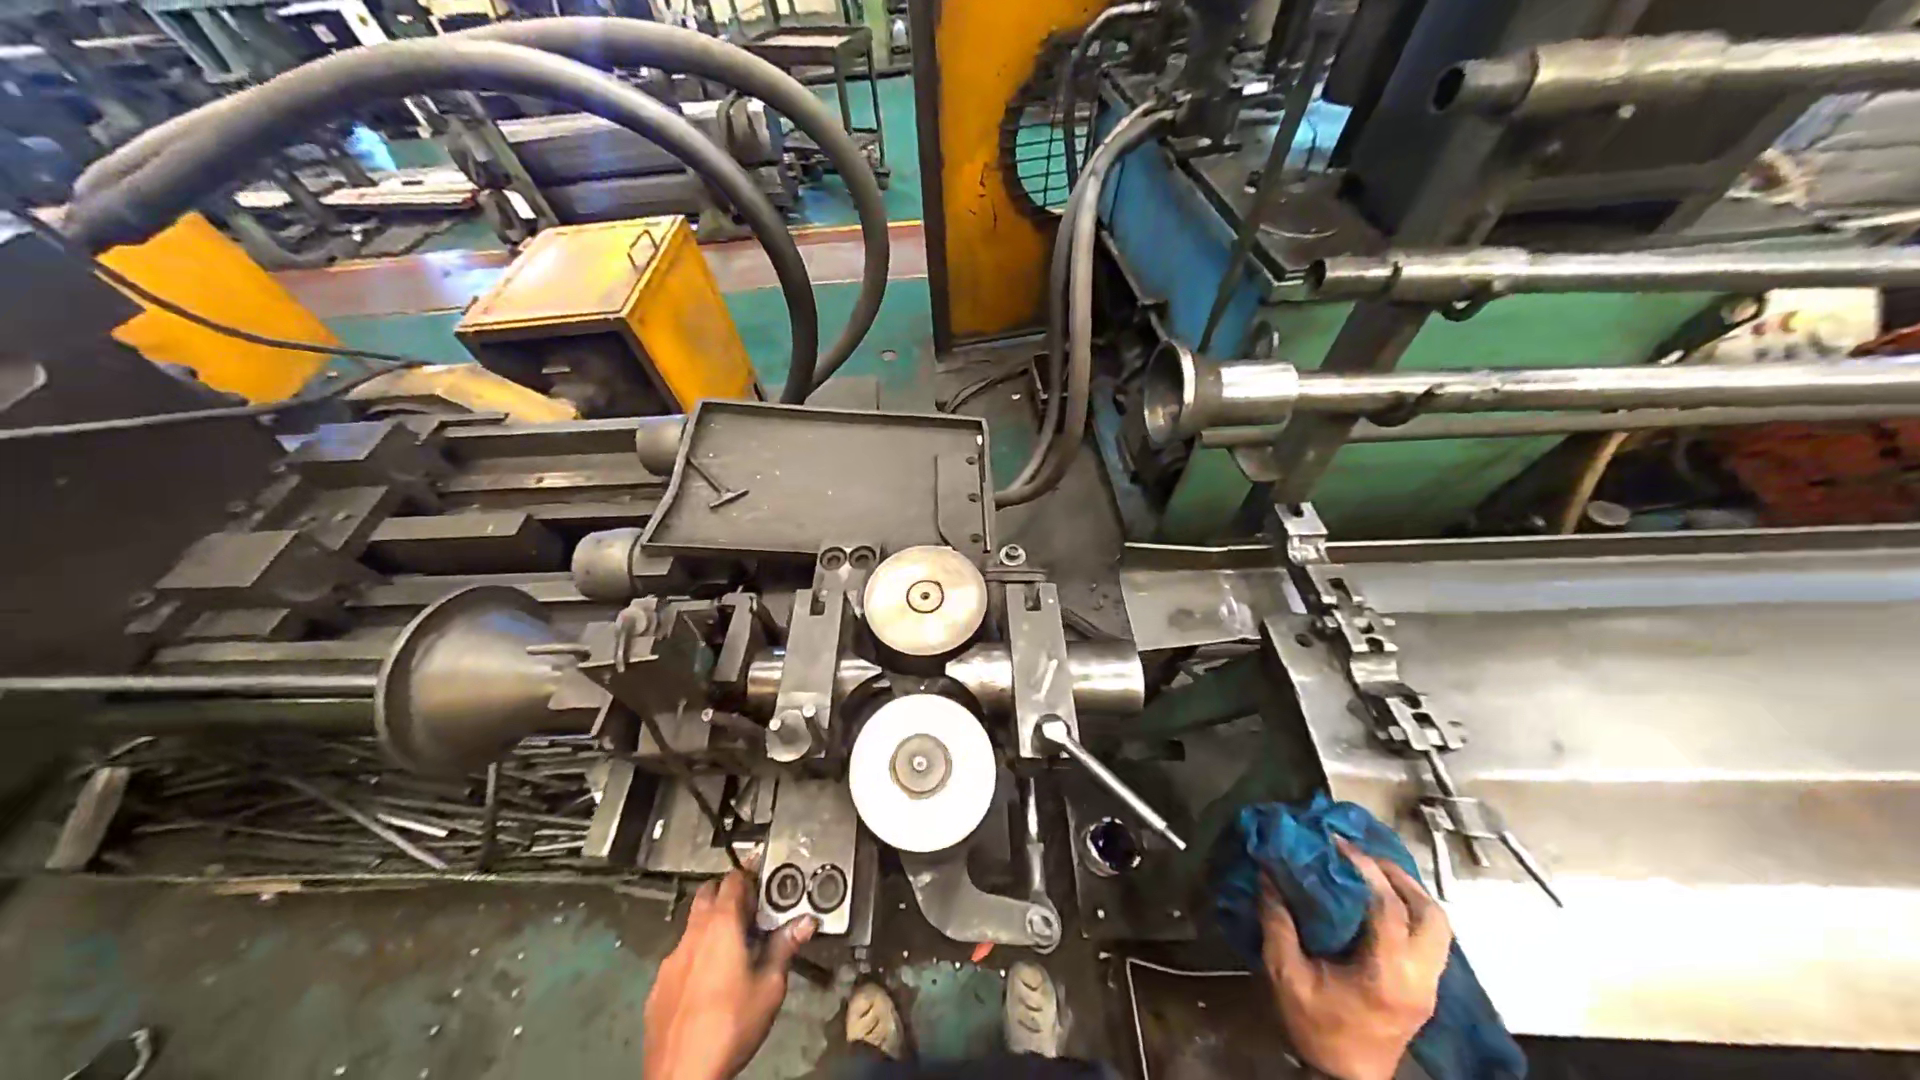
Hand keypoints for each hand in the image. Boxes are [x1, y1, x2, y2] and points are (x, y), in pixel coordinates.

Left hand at [643, 867, 817, 1079]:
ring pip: (691, 927)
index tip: (764, 879)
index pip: (733, 880)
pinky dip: (696, 957)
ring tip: (732, 949)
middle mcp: (692, 934)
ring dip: (710, 926)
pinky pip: (679, 958)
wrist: (682, 1076)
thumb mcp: (770, 986)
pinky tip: (708, 984)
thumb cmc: (732, 1024)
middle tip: (750, 911)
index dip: (749, 875)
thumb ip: (784, 947)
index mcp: (721, 925)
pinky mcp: (657, 988)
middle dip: (726, 893)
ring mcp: (670, 961)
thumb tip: (807, 920)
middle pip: (706, 894)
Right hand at [1260, 837, 1451, 1079]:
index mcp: (1387, 973)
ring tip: (1372, 872)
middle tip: (1362, 856)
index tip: (1337, 843)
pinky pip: (1431, 939)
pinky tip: (1379, 901)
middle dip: (1398, 877)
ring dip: (1410, 893)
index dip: (1365, 869)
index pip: (1389, 908)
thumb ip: (1277, 922)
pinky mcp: (1426, 989)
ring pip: (1439, 926)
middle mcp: (1419, 977)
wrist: (1346, 1079)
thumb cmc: (1315, 1027)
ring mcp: (1429, 985)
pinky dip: (1410, 911)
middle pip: (1431, 914)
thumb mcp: (1285, 975)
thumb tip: (1268, 874)